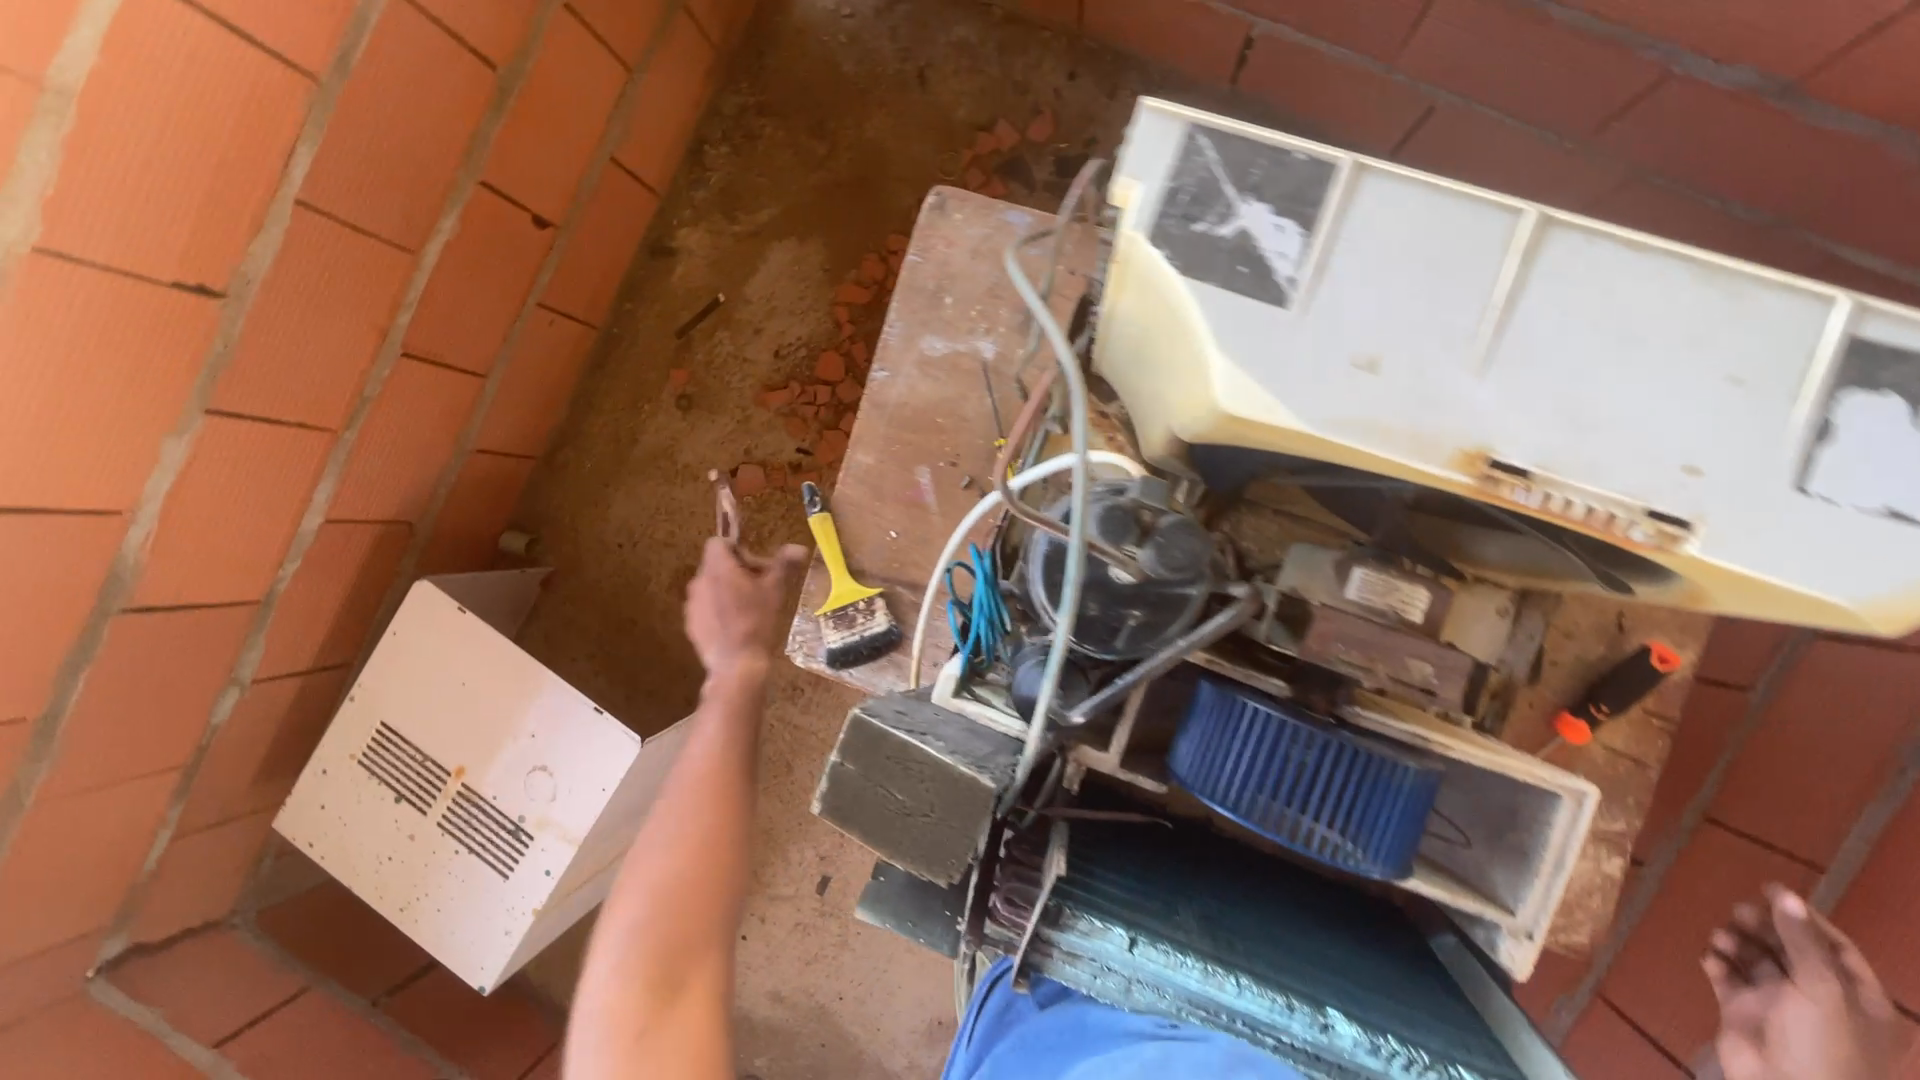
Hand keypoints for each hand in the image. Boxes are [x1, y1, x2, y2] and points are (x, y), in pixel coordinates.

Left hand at [684, 537, 808, 673]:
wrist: (737, 664)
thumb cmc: (758, 621)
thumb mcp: (775, 590)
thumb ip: (784, 564)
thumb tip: (799, 547)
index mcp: (717, 567)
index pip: (718, 543)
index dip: (738, 550)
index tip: (756, 569)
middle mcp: (699, 581)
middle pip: (715, 565)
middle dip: (736, 572)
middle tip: (758, 590)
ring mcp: (692, 604)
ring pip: (710, 587)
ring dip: (726, 591)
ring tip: (747, 610)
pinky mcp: (690, 623)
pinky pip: (704, 608)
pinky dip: (717, 610)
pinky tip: (735, 627)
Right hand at [1704, 884, 1896, 1079]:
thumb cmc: (1821, 1041)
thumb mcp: (1821, 988)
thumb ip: (1802, 941)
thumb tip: (1785, 896)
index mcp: (1853, 995)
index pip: (1832, 946)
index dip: (1803, 918)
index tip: (1770, 889)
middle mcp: (1817, 996)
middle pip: (1788, 949)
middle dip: (1763, 928)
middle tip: (1737, 910)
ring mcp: (1777, 1004)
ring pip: (1754, 961)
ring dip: (1737, 944)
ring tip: (1721, 938)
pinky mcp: (1742, 1011)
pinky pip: (1727, 979)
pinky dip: (1717, 965)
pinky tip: (1710, 959)